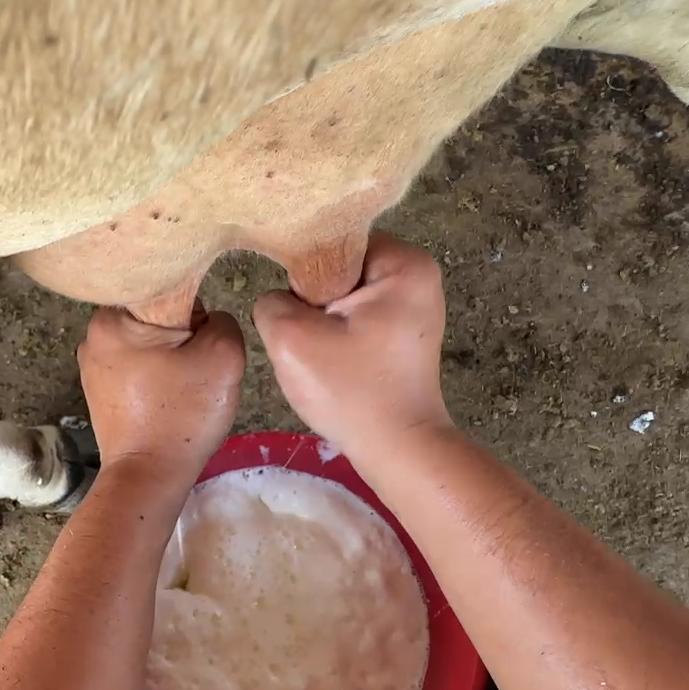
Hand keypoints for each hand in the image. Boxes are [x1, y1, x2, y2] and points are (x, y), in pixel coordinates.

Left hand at [78, 306, 244, 486]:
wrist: (149, 476)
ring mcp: (91, 366)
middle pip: (157, 318)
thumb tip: (207, 322)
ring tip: (179, 391)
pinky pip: (138, 370)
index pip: (169, 290)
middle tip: (193, 373)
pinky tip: (165, 402)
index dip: (195, 316)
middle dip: (182, 340)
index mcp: (112, 317)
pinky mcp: (99, 392)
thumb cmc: (181, 416)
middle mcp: (92, 335)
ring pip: (150, 346)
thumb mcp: (223, 355)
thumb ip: (222, 319)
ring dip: (170, 362)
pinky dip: (155, 381)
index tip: (199, 346)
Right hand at [253, 233, 452, 450]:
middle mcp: (417, 275)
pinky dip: (337, 336)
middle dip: (312, 301)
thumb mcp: (291, 340)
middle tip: (308, 339)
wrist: (395, 447)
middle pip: (337, 269)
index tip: (298, 313)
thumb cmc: (350, 392)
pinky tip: (334, 362)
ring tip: (320, 354)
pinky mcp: (404, 333)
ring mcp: (414, 305)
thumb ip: (270, 304)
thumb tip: (279, 301)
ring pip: (342, 297)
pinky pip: (355, 318)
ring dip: (321, 322)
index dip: (302, 275)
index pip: (332, 242)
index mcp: (403, 263)